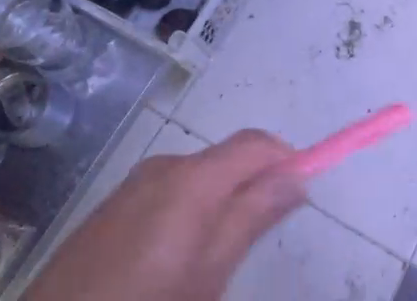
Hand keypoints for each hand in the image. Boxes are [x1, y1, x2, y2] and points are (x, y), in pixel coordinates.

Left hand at [25, 129, 307, 300]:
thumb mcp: (209, 272)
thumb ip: (253, 218)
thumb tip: (297, 177)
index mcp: (193, 178)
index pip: (256, 143)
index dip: (287, 158)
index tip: (305, 189)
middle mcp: (164, 166)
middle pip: (227, 158)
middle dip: (253, 183)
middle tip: (261, 235)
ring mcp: (133, 183)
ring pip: (198, 176)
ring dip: (220, 199)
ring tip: (215, 255)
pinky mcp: (111, 205)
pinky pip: (167, 191)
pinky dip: (187, 208)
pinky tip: (174, 256)